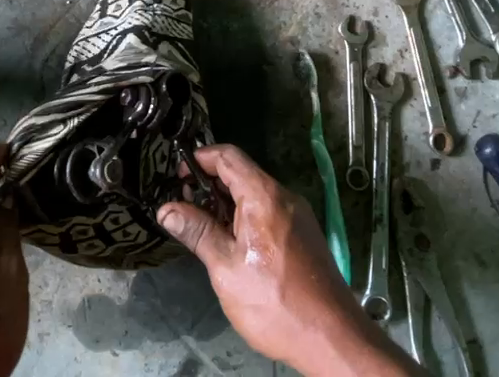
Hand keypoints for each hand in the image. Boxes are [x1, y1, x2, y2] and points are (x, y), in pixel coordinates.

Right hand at [158, 144, 420, 376]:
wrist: (332, 341)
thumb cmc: (274, 302)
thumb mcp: (226, 268)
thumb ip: (197, 232)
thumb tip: (166, 208)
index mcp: (264, 196)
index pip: (228, 156)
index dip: (199, 159)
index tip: (177, 177)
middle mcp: (284, 197)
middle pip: (241, 172)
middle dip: (210, 184)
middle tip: (185, 208)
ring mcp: (297, 216)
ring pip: (254, 194)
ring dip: (226, 203)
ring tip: (204, 229)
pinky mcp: (303, 235)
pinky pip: (268, 211)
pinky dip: (245, 216)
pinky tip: (232, 244)